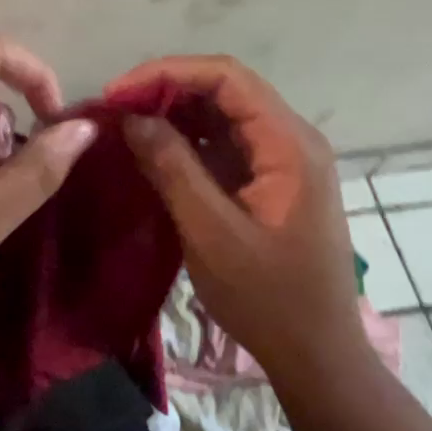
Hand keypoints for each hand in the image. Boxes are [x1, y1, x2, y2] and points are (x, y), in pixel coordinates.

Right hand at [108, 55, 363, 370]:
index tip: (117, 94)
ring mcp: (282, 161)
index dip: (167, 73)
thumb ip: (172, 168)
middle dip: (165, 90)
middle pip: (224, 90)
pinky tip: (152, 152)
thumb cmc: (269, 298)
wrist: (317, 357)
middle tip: (114, 110)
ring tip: (124, 127)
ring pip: (222, 115)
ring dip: (173, 114)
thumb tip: (130, 118)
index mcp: (289, 144)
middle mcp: (291, 140)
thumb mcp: (211, 233)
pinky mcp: (269, 182)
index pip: (226, 78)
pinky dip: (186, 141)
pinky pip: (224, 144)